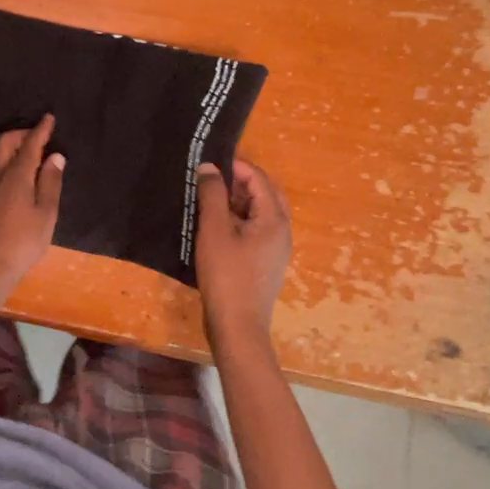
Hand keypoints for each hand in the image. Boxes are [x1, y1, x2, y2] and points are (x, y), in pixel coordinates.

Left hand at [0, 114, 65, 298]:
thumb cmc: (24, 241)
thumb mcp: (46, 213)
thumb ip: (51, 182)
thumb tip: (56, 156)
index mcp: (16, 174)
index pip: (30, 144)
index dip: (40, 130)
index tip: (49, 118)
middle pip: (6, 142)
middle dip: (22, 133)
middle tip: (40, 136)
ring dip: (13, 146)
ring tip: (31, 152)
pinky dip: (7, 159)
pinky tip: (17, 173)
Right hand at [196, 159, 293, 341]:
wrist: (237, 325)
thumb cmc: (226, 274)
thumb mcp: (214, 229)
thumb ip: (212, 194)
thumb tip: (209, 167)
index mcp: (274, 219)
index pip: (259, 179)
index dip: (235, 166)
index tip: (208, 163)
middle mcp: (282, 231)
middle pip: (264, 193)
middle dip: (239, 181)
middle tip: (210, 178)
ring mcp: (276, 249)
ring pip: (260, 212)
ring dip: (237, 200)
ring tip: (208, 198)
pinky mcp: (265, 262)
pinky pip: (255, 229)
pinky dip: (238, 218)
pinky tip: (215, 225)